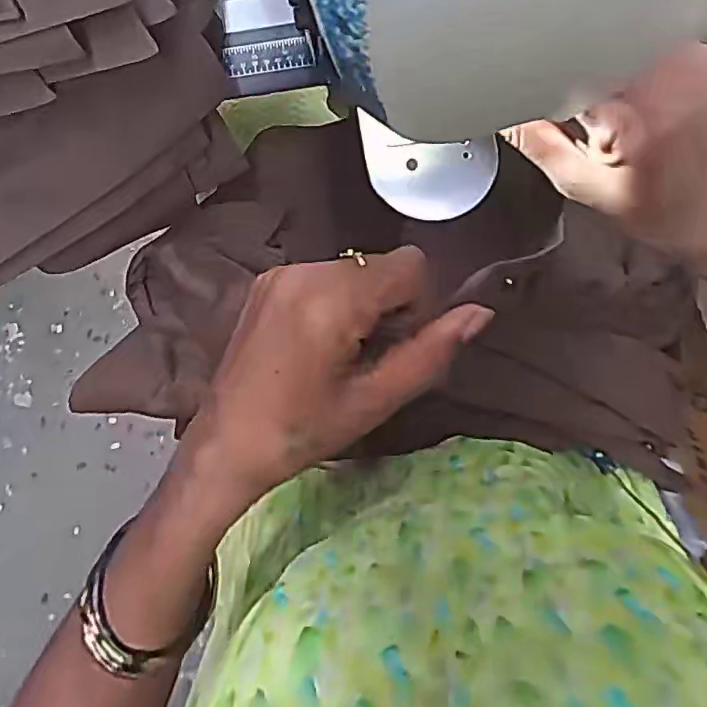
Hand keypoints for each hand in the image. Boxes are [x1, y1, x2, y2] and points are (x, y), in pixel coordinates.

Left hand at [178, 247, 493, 505]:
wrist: (226, 442)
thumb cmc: (302, 430)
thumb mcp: (374, 400)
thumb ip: (431, 352)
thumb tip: (480, 312)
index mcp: (332, 299)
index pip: (410, 264)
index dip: (419, 303)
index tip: (395, 344)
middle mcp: (305, 271)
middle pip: (381, 265)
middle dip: (389, 304)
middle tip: (367, 355)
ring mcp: (280, 271)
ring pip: (353, 267)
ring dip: (362, 301)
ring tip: (339, 351)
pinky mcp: (266, 279)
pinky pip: (322, 273)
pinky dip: (333, 298)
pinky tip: (315, 341)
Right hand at [503, 43, 706, 295]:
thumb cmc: (666, 213)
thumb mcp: (584, 187)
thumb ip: (536, 141)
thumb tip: (501, 107)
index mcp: (640, 114)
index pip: (567, 62)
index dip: (539, 72)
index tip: (525, 88)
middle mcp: (675, 74)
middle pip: (594, 43)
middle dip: (567, 67)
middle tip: (565, 104)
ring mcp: (696, 58)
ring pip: (617, 38)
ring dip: (596, 64)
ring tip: (602, 105)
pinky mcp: (705, 54)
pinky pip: (643, 42)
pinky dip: (623, 62)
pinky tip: (627, 96)